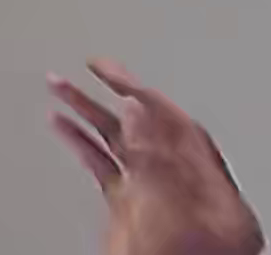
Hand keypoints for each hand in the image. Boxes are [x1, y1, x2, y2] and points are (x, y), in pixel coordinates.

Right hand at [49, 59, 263, 254]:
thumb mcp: (165, 202)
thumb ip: (153, 154)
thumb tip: (135, 106)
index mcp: (212, 193)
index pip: (178, 125)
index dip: (141, 91)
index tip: (107, 66)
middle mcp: (187, 192)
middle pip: (146, 128)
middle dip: (112, 93)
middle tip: (91, 65)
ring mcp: (159, 199)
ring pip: (120, 141)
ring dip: (87, 110)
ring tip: (57, 84)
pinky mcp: (132, 206)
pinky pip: (103, 162)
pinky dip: (80, 138)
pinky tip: (60, 122)